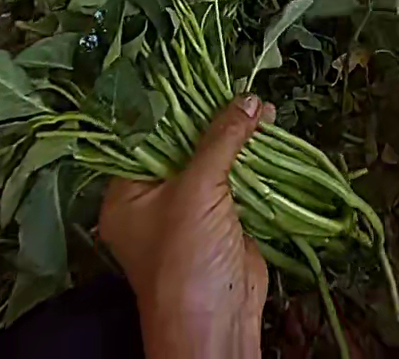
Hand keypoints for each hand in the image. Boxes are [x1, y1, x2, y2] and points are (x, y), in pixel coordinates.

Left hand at [100, 95, 271, 358]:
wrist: (218, 326)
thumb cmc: (186, 260)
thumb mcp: (196, 191)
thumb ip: (221, 139)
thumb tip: (249, 99)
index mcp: (130, 190)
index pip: (148, 133)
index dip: (175, 103)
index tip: (200, 72)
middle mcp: (156, 194)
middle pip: (185, 141)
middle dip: (214, 115)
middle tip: (239, 88)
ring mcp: (191, 204)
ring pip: (214, 155)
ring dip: (238, 132)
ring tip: (261, 106)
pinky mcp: (221, 213)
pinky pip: (235, 173)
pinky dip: (251, 153)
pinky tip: (267, 129)